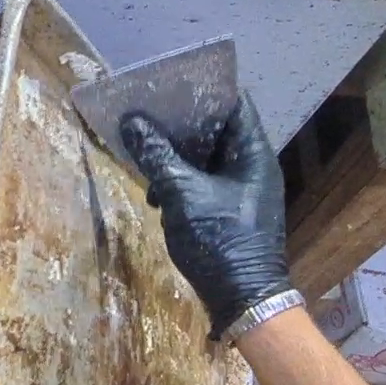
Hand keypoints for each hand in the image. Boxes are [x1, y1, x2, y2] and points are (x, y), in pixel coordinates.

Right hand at [121, 92, 291, 338]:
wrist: (243, 300)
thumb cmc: (220, 240)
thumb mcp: (182, 194)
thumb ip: (157, 156)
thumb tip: (132, 122)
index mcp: (253, 154)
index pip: (234, 103)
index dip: (203, 90)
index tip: (168, 84)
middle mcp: (253, 167)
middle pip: (217, 130)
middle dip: (181, 125)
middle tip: (147, 115)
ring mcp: (243, 191)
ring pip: (207, 159)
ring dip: (177, 157)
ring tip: (146, 157)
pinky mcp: (231, 212)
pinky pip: (204, 182)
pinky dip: (182, 181)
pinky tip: (157, 193)